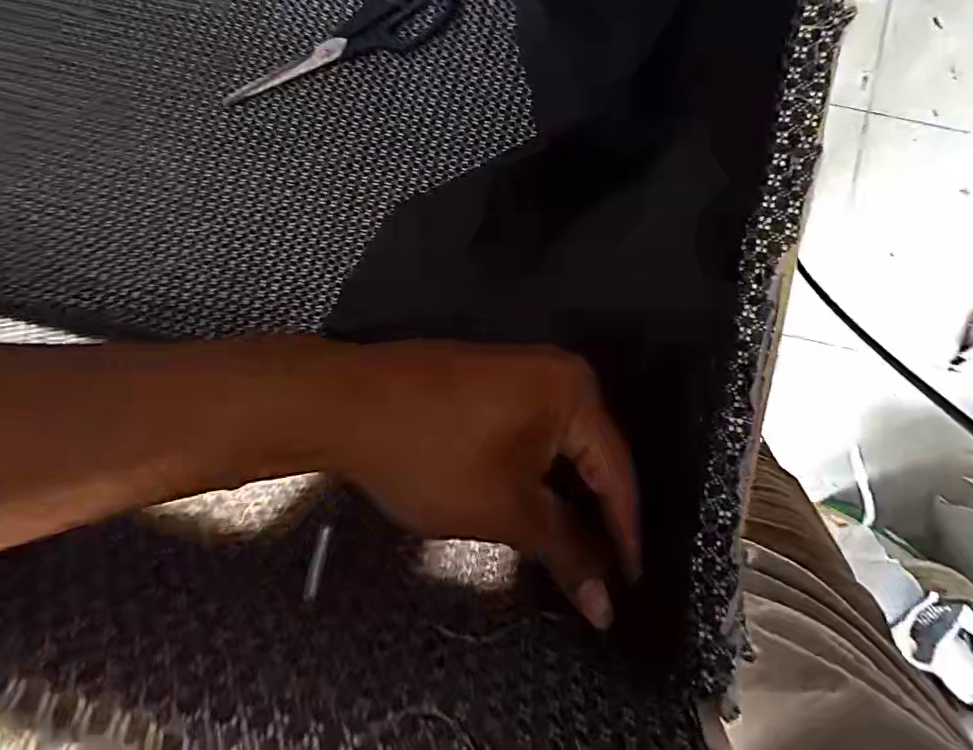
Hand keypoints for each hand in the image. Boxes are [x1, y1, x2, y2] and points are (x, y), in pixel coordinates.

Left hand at [331, 342, 641, 629]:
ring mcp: (523, 370)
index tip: (627, 586)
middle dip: (594, 515)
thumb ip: (564, 552)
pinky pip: (534, 429)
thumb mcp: (505, 510)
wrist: (345, 404)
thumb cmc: (432, 454)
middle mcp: (558, 371)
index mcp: (575, 391)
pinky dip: (537, 470)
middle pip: (591, 455)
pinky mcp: (493, 379)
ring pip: (560, 443)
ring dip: (564, 495)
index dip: (624, 534)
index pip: (618, 472)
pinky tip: (532, 502)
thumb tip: (604, 602)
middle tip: (599, 573)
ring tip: (569, 548)